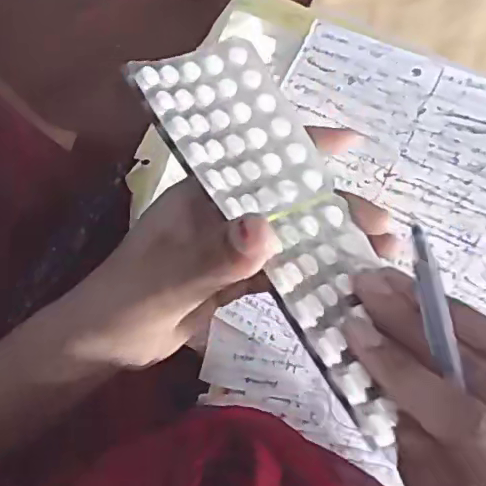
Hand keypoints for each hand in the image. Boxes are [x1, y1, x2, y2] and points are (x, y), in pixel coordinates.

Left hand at [64, 128, 400, 369]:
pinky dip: (309, 277)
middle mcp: (220, 214)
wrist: (103, 344)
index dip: (302, 147)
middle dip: (333, 206)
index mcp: (201, 197)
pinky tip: (342, 287)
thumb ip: (215, 256)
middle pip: (284, 201)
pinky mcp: (233, 279)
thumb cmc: (125, 301)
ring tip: (379, 254)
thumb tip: (266, 228)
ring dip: (329, 242)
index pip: (254, 161)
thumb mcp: (169, 280)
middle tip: (383, 226)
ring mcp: (228, 246)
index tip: (350, 141)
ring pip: (287, 236)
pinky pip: (279, 271)